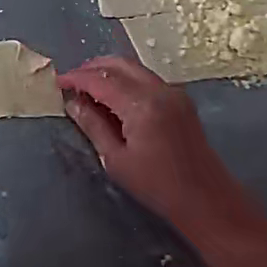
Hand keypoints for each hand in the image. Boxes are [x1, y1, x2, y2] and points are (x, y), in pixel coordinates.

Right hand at [58, 56, 262, 240]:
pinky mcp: (180, 100)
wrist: (209, 202)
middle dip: (90, 69)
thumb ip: (92, 125)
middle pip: (117, 64)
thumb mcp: (115, 159)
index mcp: (141, 105)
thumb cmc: (158, 186)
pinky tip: (113, 97)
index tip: (57, 83)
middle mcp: (159, 91)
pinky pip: (145, 78)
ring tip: (88, 89)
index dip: (75, 78)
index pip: (99, 80)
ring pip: (132, 68)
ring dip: (107, 72)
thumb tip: (72, 103)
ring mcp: (173, 93)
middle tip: (71, 83)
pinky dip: (124, 79)